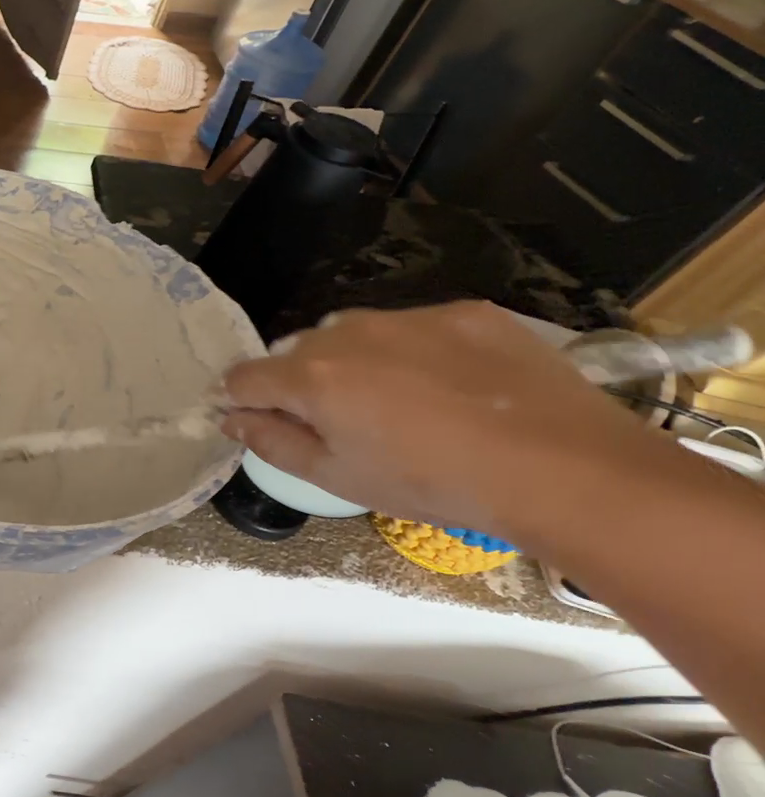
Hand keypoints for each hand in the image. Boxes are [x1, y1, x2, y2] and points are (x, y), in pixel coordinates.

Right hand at [219, 301, 683, 536]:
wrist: (565, 469)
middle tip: (342, 423)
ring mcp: (410, 317)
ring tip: (398, 402)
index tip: (259, 420)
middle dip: (301, 382)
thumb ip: (272, 442)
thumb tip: (231, 418)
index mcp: (312, 377)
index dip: (241, 400)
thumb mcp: (338, 478)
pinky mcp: (465, 312)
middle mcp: (348, 332)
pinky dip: (412, 351)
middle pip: (297, 352)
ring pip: (352, 333)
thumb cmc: (434, 484)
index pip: (244, 377)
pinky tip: (449, 387)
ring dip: (353, 361)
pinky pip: (413, 326)